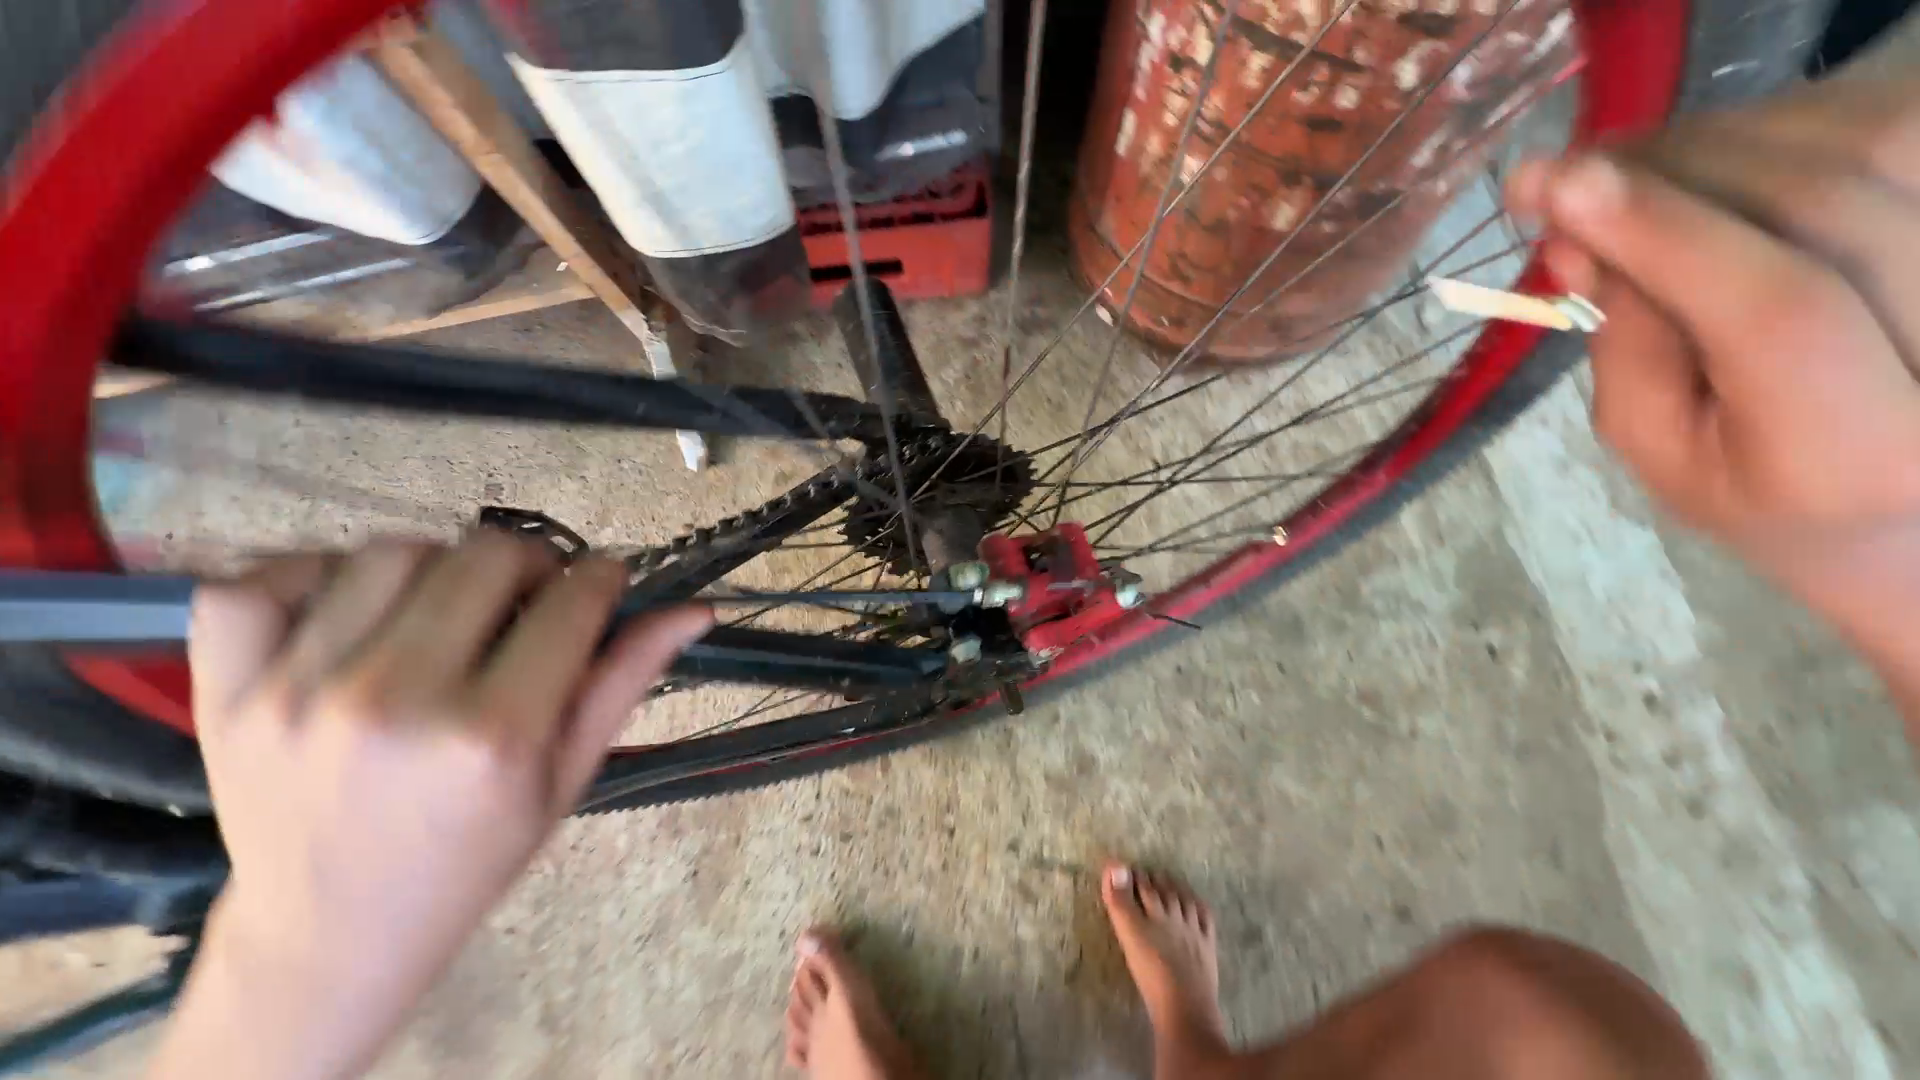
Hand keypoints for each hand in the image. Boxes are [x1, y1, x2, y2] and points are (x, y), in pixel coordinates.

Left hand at [154, 535, 709, 1079]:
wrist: (333, 933)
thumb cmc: (473, 858)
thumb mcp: (567, 779)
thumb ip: (626, 681)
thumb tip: (696, 609)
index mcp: (494, 735)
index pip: (572, 599)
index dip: (602, 577)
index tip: (602, 583)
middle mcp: (396, 700)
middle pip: (485, 554)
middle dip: (531, 561)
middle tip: (531, 596)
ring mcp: (299, 691)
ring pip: (389, 551)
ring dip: (438, 564)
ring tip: (448, 606)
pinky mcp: (227, 691)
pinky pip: (258, 581)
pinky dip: (310, 573)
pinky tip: (349, 605)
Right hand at [1505, 71, 1919, 722]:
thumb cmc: (1775, 498)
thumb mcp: (1657, 452)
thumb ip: (1621, 343)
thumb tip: (1583, 230)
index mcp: (1851, 445)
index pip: (1771, 300)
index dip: (1655, 226)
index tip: (1538, 179)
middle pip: (1807, 202)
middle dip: (1664, 177)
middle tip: (1555, 181)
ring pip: (1846, 146)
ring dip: (1710, 151)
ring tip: (1628, 186)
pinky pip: (1880, 124)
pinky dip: (1778, 133)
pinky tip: (1723, 174)